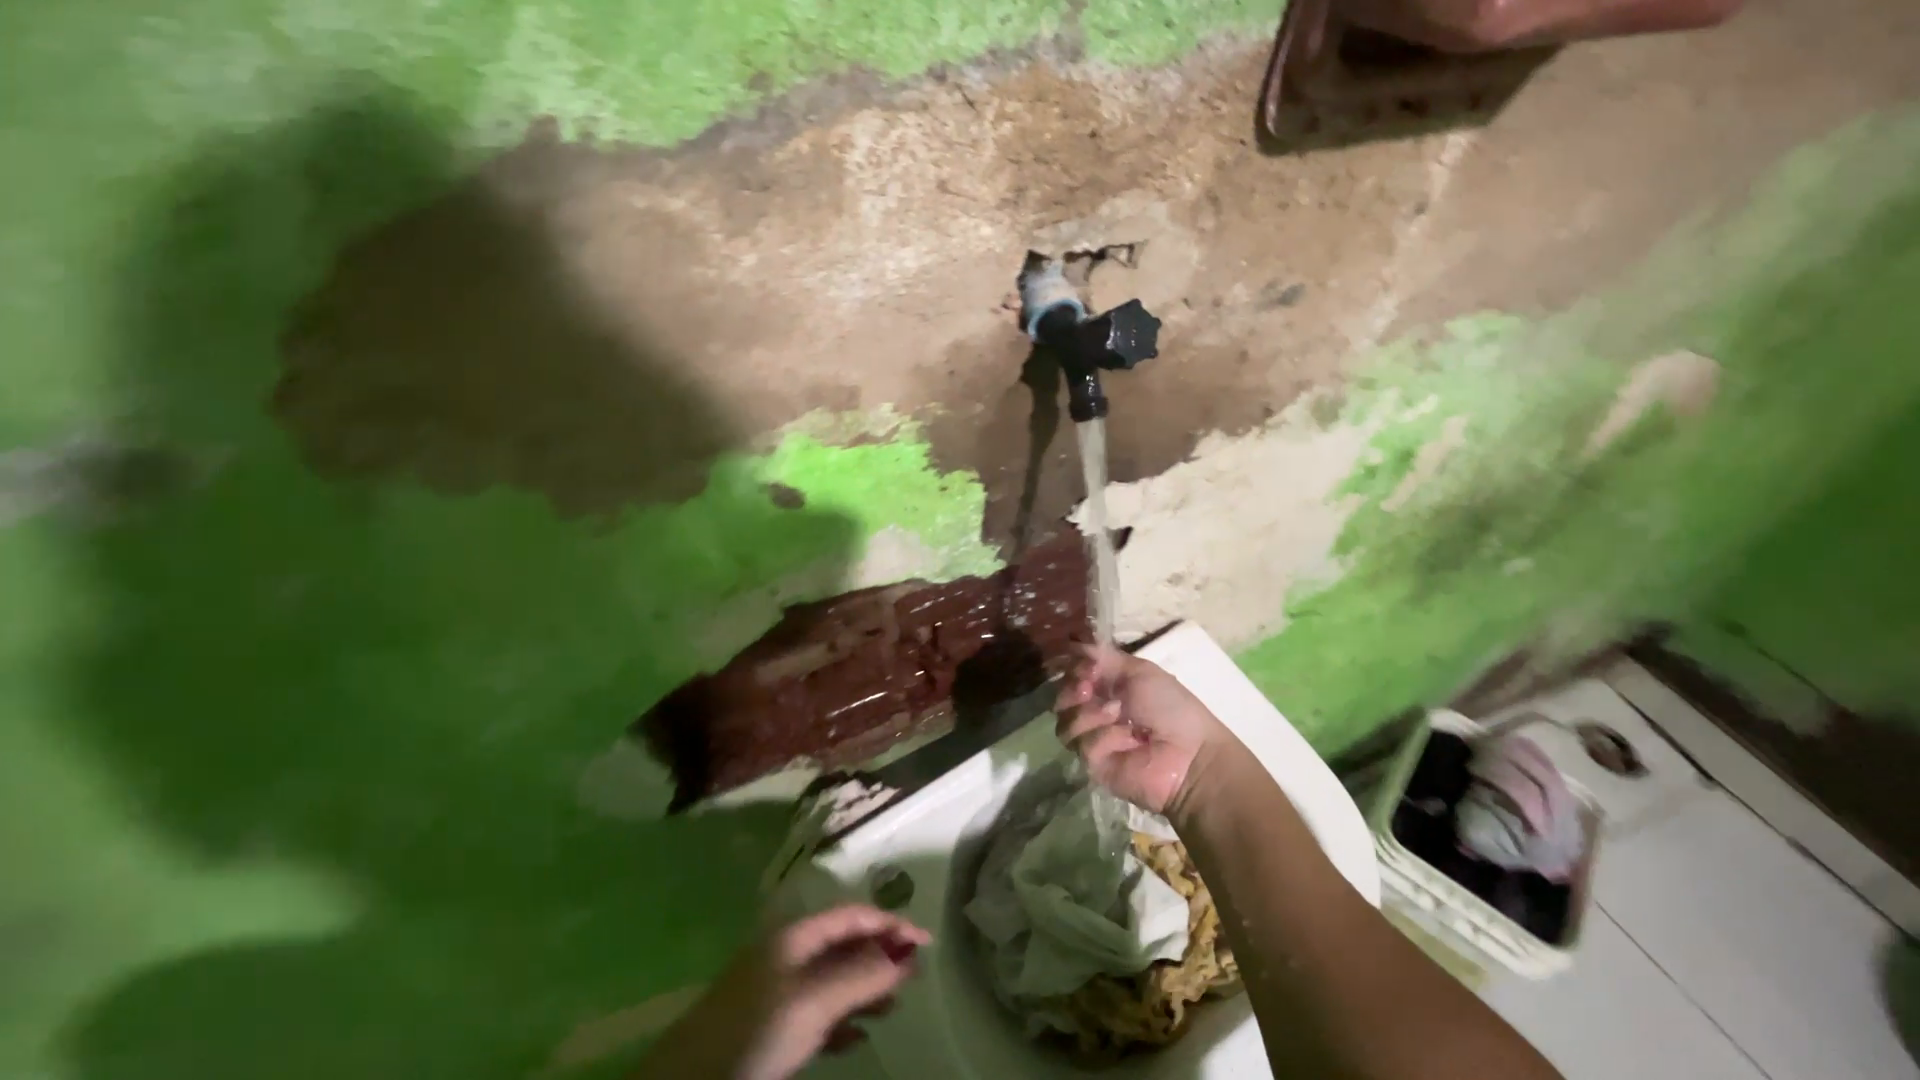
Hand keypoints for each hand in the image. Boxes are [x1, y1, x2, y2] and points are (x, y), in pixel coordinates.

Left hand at [637, 905, 929, 1079]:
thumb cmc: (755, 1030)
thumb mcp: (812, 1001)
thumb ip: (860, 975)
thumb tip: (905, 956)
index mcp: (794, 936)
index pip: (852, 914)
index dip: (891, 922)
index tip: (927, 942)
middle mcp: (786, 954)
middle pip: (843, 944)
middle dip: (881, 955)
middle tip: (915, 976)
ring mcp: (775, 990)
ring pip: (832, 979)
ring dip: (865, 987)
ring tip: (893, 1006)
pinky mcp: (768, 1026)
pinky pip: (816, 1012)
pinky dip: (842, 1018)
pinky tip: (857, 1036)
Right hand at [1054, 643, 1233, 817]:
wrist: (1189, 752)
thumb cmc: (1170, 707)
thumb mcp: (1140, 672)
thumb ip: (1105, 658)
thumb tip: (1074, 644)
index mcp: (1107, 689)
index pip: (1072, 675)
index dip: (1074, 668)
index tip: (1088, 666)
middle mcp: (1095, 713)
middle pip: (1061, 699)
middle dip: (1072, 689)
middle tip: (1089, 688)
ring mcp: (1092, 739)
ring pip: (1065, 722)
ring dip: (1090, 714)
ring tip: (1116, 714)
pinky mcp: (1093, 764)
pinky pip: (1083, 744)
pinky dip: (1105, 738)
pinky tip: (1127, 741)